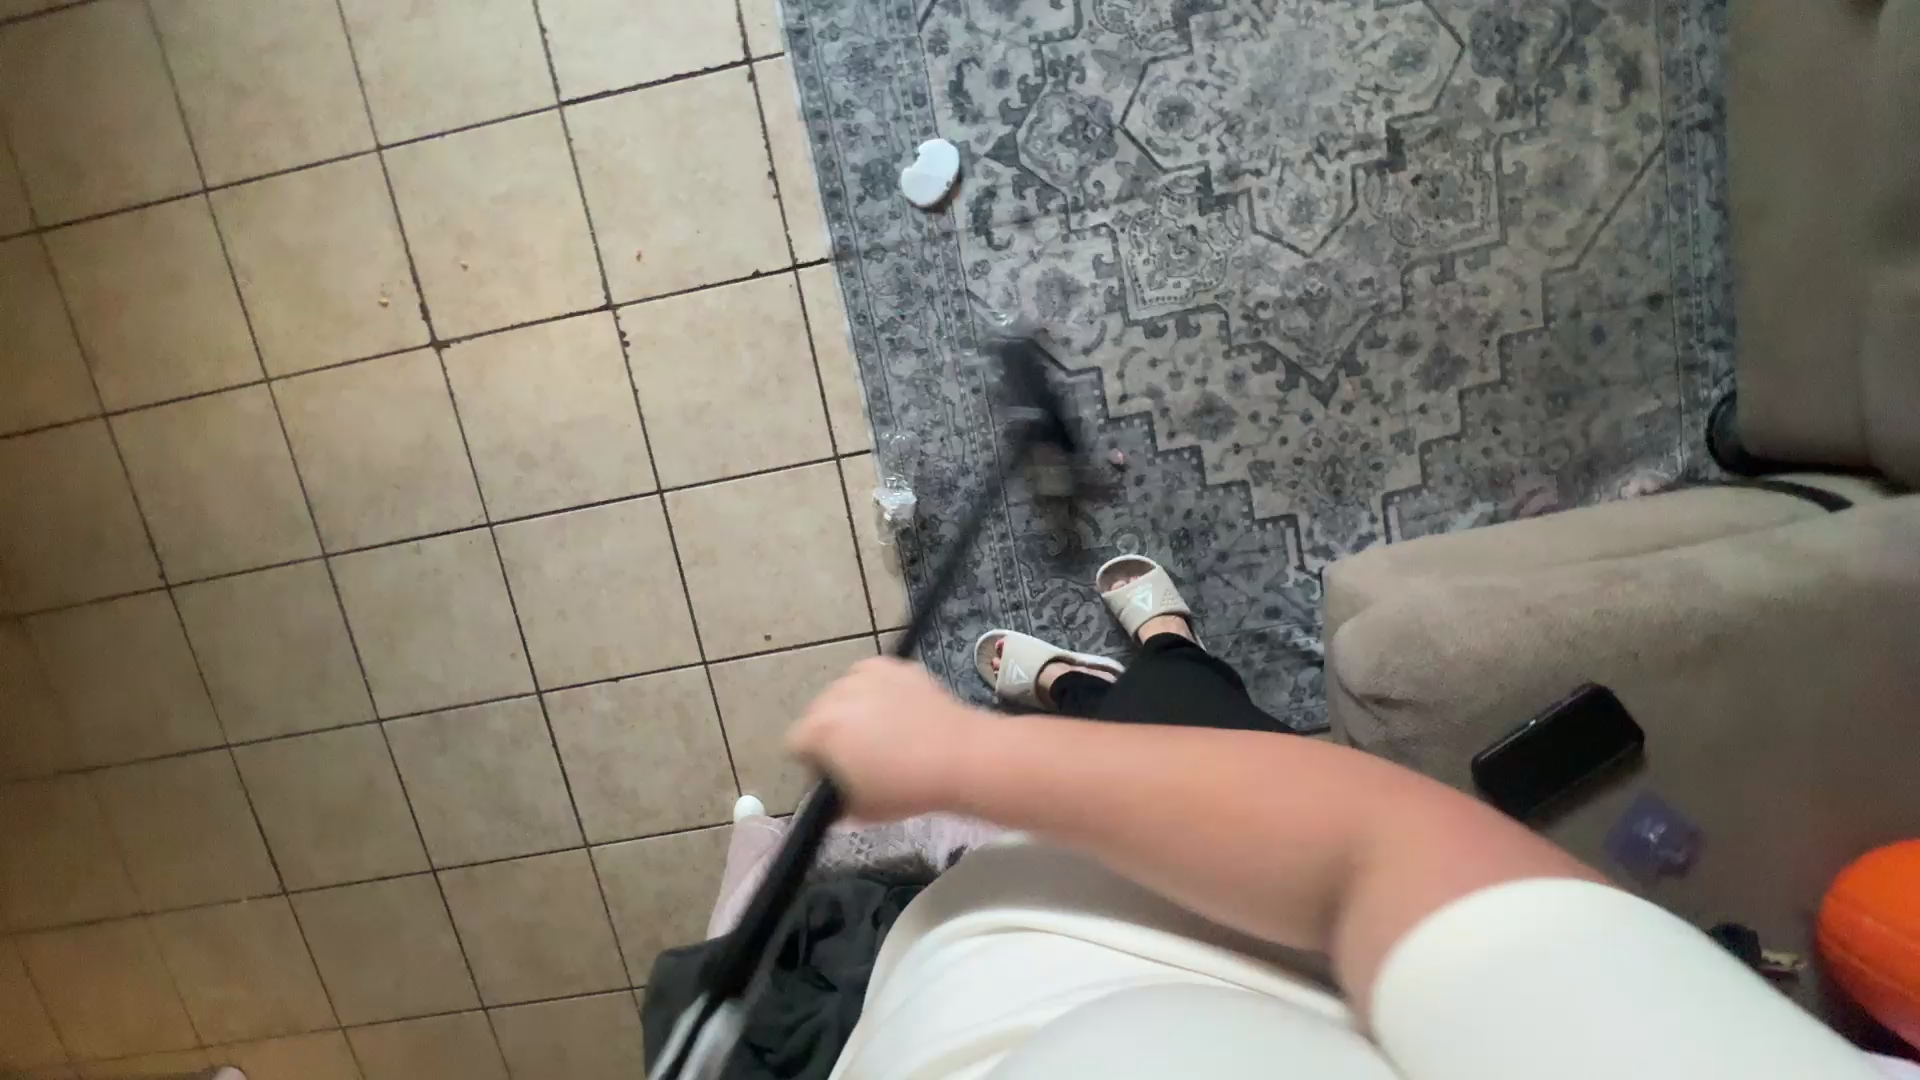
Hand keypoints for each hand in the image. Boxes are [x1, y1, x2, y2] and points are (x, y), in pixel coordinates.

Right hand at [787, 656, 989, 820]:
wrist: (960, 756)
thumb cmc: (907, 787)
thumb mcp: (860, 809)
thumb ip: (833, 801)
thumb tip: (829, 797)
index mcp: (820, 730)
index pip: (794, 743)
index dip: (810, 761)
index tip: (831, 772)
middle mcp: (836, 695)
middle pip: (817, 713)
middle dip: (829, 731)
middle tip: (858, 753)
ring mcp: (866, 674)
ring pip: (843, 692)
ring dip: (851, 708)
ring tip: (881, 729)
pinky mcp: (893, 665)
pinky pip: (870, 676)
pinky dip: (875, 689)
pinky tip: (896, 707)